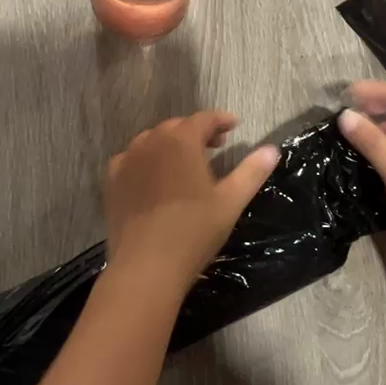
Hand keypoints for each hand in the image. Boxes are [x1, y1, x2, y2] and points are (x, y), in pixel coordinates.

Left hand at [105, 111, 280, 299]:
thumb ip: (252, 171)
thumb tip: (272, 150)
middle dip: (198, 132)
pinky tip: (155, 177)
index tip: (235, 125)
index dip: (221, 120)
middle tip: (216, 145)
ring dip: (171, 144)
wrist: (146, 265)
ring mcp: (128, 160)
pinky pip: (132, 159)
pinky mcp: (113, 180)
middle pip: (177, 127)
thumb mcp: (231, 201)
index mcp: (181, 141)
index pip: (204, 119)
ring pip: (152, 141)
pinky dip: (147, 160)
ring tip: (186, 161)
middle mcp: (151, 141)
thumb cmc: (194, 231)